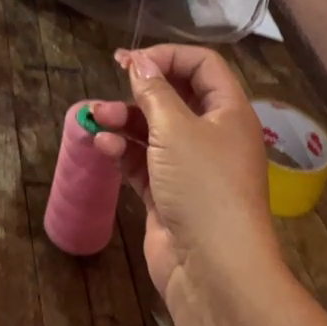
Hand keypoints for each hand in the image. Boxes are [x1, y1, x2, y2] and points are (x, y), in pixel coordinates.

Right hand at [92, 46, 279, 309]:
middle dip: (142, 88)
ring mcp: (191, 167)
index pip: (203, 66)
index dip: (168, 56)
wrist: (214, 270)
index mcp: (229, 112)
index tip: (132, 61)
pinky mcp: (170, 195)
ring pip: (155, 130)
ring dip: (125, 119)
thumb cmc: (203, 187)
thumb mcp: (176, 129)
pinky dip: (124, 152)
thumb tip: (139, 62)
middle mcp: (214, 135)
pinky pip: (143, 162)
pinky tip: (103, 148)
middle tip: (112, 78)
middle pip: (177, 96)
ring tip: (97, 118)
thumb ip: (154, 92)